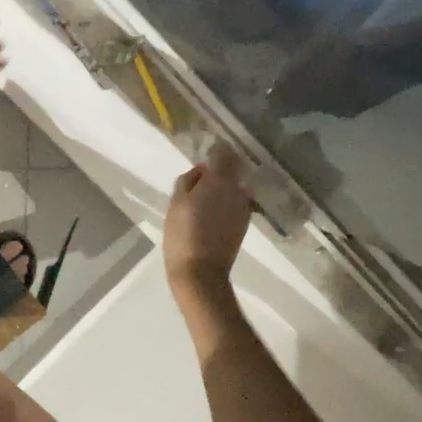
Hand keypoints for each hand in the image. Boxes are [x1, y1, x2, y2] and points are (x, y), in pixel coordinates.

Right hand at [164, 143, 252, 290]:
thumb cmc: (182, 233)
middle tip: (201, 174)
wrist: (201, 271)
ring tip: (203, 195)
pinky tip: (211, 211)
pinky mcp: (244, 222)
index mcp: (219, 180)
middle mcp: (237, 189)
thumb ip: (189, 180)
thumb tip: (202, 171)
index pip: (223, 153)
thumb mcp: (176, 202)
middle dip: (220, 166)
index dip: (214, 149)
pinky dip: (226, 200)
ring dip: (223, 184)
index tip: (205, 150)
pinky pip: (235, 201)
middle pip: (233, 168)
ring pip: (235, 185)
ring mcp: (243, 207)